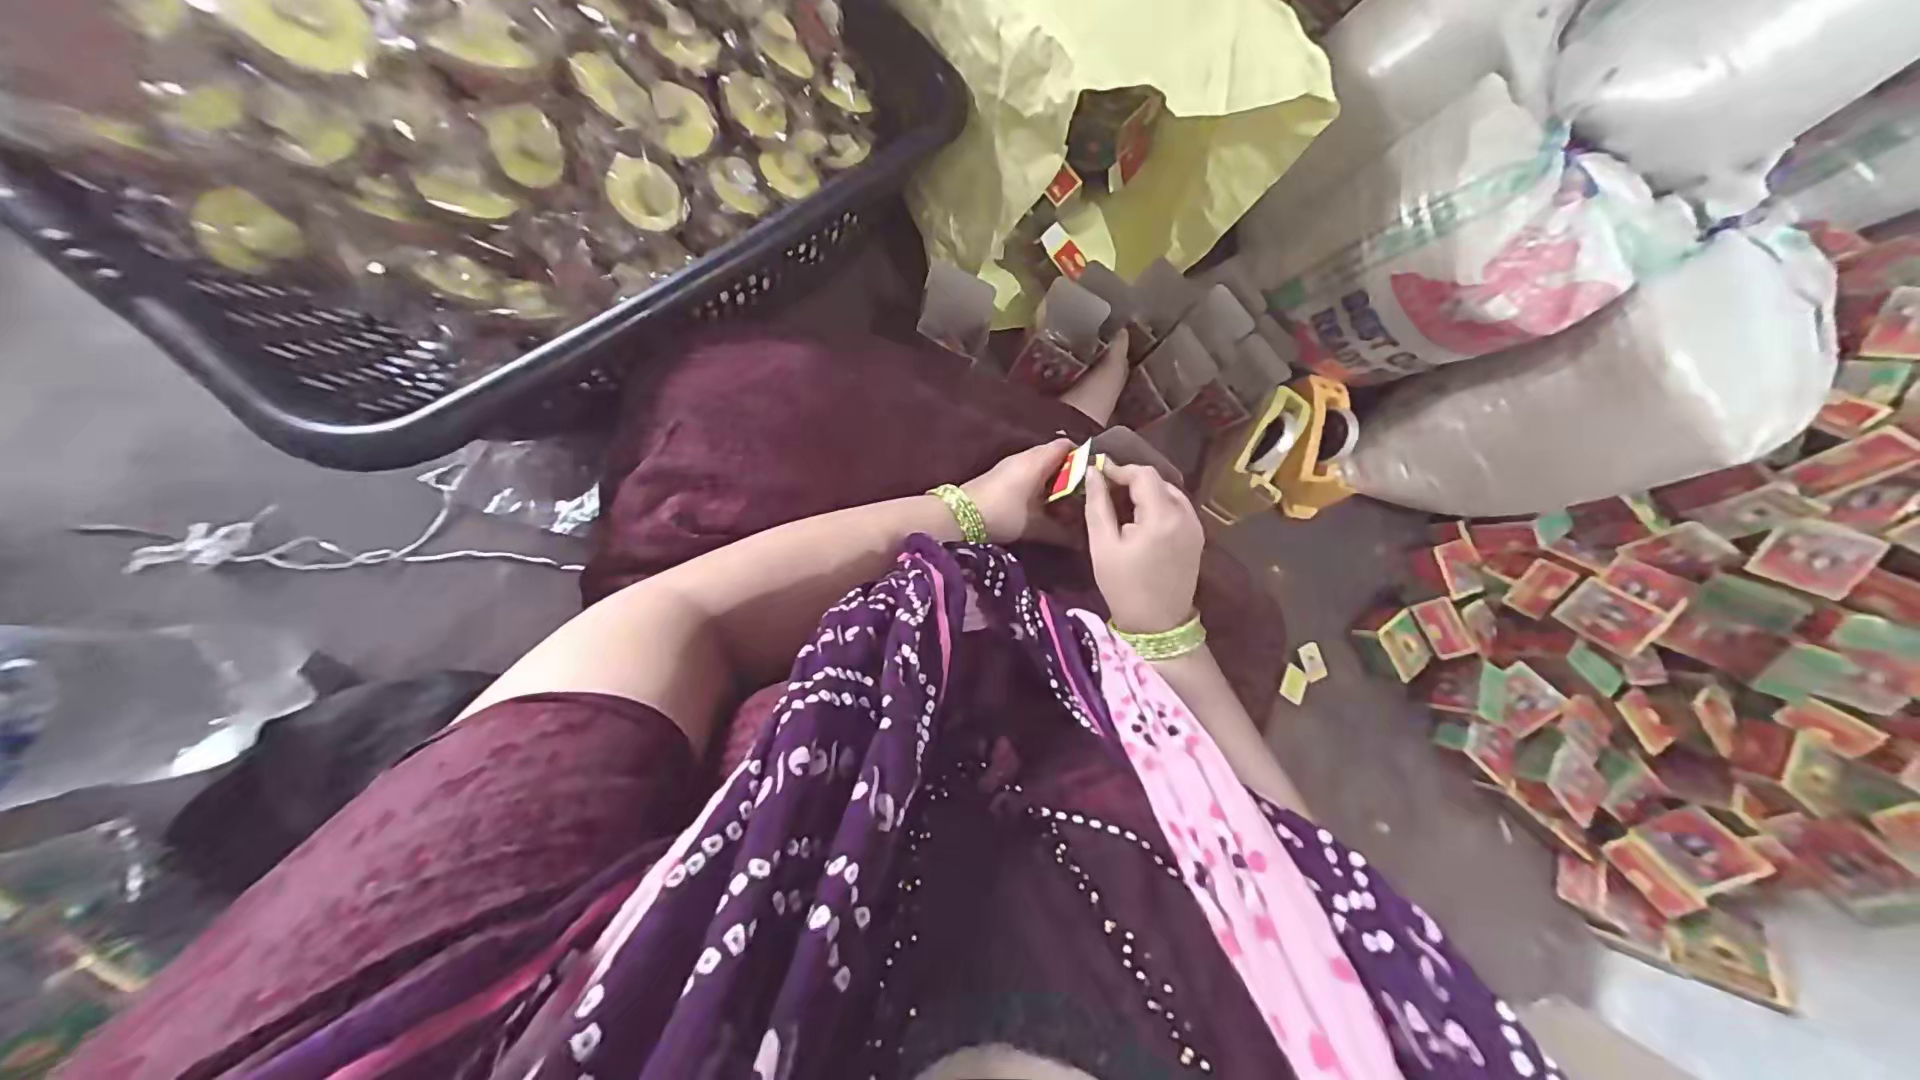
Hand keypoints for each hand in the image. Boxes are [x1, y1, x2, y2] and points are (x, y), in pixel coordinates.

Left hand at [959, 439, 1076, 544]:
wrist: (958, 516)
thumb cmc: (1002, 514)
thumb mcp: (1035, 526)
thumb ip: (1061, 531)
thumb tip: (1081, 539)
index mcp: (1037, 461)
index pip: (1067, 446)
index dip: (1083, 457)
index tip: (1093, 477)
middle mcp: (1024, 457)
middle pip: (1054, 456)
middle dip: (1069, 474)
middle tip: (1081, 496)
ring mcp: (1010, 465)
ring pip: (1039, 466)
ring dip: (1052, 482)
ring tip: (1063, 505)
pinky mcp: (999, 475)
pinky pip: (1026, 473)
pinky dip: (1037, 485)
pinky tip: (1041, 506)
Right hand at [1084, 463, 1202, 633]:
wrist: (1158, 624)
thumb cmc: (1124, 587)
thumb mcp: (1103, 546)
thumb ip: (1098, 505)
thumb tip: (1093, 472)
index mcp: (1162, 517)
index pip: (1143, 475)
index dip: (1119, 469)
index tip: (1097, 472)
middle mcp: (1185, 515)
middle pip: (1157, 480)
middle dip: (1131, 479)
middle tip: (1105, 488)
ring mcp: (1195, 525)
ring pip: (1169, 491)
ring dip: (1145, 491)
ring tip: (1120, 502)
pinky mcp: (1197, 536)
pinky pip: (1177, 507)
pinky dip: (1158, 504)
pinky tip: (1140, 517)